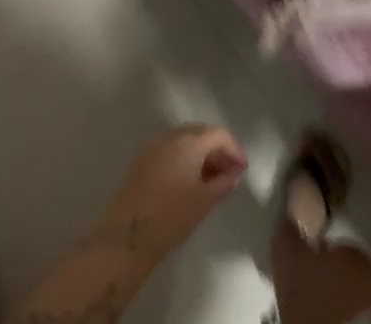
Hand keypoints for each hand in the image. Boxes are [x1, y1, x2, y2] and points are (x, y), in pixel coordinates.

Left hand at [96, 125, 247, 258]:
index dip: (234, 149)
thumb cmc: (172, 216)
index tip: (243, 169)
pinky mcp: (140, 162)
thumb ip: (223, 183)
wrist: (127, 236)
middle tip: (230, 173)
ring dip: (200, 155)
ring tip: (212, 180)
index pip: (218, 134)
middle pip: (200, 134)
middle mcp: (169, 137)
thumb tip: (232, 175)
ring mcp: (151, 148)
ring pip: (183, 142)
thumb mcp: (205, 201)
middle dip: (217, 150)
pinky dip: (183, 160)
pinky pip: (169, 151)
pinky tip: (189, 182)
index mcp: (188, 142)